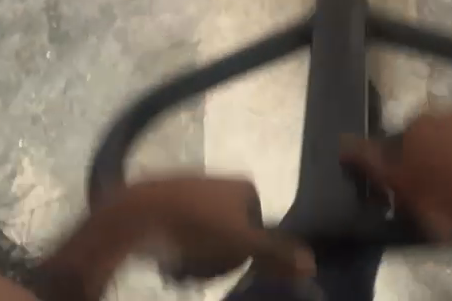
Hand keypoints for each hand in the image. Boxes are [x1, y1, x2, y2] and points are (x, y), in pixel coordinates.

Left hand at [66, 175, 312, 287]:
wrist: (139, 213)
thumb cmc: (194, 226)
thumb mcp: (239, 243)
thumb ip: (274, 253)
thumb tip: (312, 261)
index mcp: (245, 186)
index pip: (259, 229)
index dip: (245, 253)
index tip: (228, 263)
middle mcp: (224, 182)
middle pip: (234, 235)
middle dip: (220, 257)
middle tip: (203, 269)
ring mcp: (198, 188)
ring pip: (209, 237)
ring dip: (198, 258)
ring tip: (182, 266)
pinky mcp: (172, 199)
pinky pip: (186, 233)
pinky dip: (180, 248)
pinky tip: (168, 258)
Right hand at [340, 95, 451, 241]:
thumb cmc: (441, 201)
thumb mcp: (398, 185)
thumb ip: (370, 161)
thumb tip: (342, 143)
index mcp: (420, 121)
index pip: (407, 133)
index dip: (409, 157)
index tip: (414, 179)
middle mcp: (449, 111)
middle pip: (434, 129)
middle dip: (433, 149)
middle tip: (435, 182)